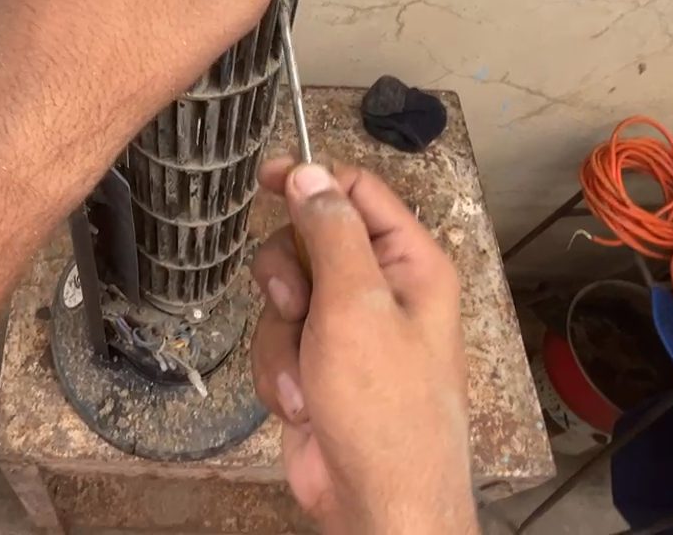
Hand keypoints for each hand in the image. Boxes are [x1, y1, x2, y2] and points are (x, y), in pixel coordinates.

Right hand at [251, 160, 474, 533]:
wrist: (375, 509)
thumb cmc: (382, 405)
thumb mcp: (355, 307)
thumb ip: (329, 232)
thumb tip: (306, 170)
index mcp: (408, 261)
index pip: (355, 191)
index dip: (311, 179)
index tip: (265, 178)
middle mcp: (378, 285)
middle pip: (308, 237)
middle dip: (289, 276)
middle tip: (294, 303)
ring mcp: (344, 324)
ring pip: (284, 289)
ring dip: (283, 335)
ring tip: (307, 376)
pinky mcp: (316, 358)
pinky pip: (277, 334)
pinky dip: (280, 367)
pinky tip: (302, 401)